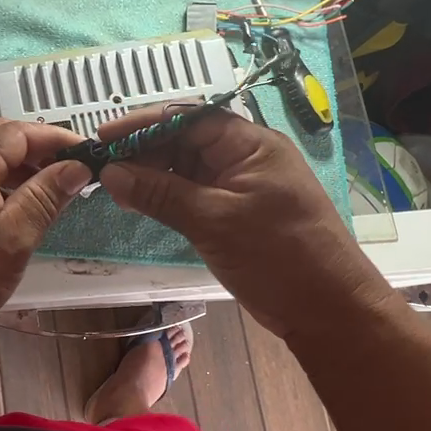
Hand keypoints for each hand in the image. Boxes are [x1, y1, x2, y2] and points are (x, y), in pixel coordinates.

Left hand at [0, 119, 91, 355]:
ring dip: (21, 164)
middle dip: (40, 147)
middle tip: (75, 167)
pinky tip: (22, 202)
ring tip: (56, 186)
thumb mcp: (14, 238)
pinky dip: (1, 180)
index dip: (57, 138)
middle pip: (0, 137)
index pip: (18, 132)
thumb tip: (76, 167)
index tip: (91, 153)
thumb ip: (45, 196)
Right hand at [96, 106, 397, 341]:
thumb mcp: (214, 221)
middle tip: (101, 165)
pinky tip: (135, 202)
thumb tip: (110, 174)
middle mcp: (244, 157)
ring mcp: (238, 185)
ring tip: (112, 187)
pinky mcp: (232, 212)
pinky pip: (189, 192)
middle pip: (183, 139)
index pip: (189, 118)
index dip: (144, 123)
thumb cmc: (281, 256)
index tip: (104, 137)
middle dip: (142, 150)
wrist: (329, 313)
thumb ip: (159, 194)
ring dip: (148, 173)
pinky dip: (162, 195)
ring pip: (183, 166)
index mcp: (251, 145)